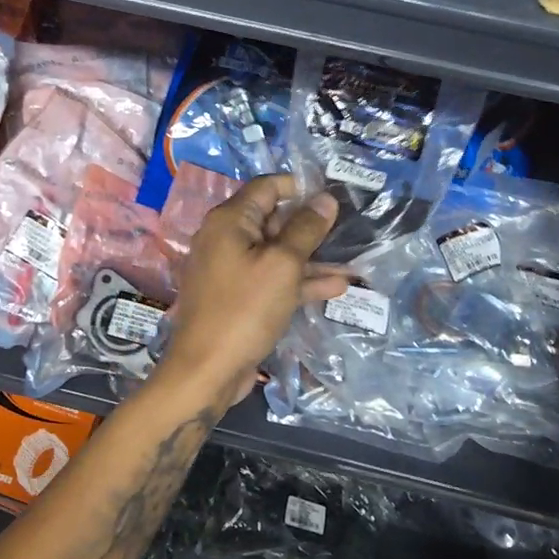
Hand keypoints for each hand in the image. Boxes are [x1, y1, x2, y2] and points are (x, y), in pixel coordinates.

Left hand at [159, 175, 345, 408]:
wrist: (207, 371)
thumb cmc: (244, 309)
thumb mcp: (283, 265)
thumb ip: (306, 230)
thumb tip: (325, 199)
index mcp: (229, 221)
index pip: (267, 187)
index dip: (300, 187)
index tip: (333, 196)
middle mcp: (226, 239)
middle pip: (273, 220)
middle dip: (310, 226)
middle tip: (348, 230)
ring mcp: (231, 270)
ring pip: (277, 254)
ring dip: (312, 259)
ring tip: (352, 263)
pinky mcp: (238, 298)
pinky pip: (272, 280)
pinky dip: (299, 282)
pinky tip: (336, 287)